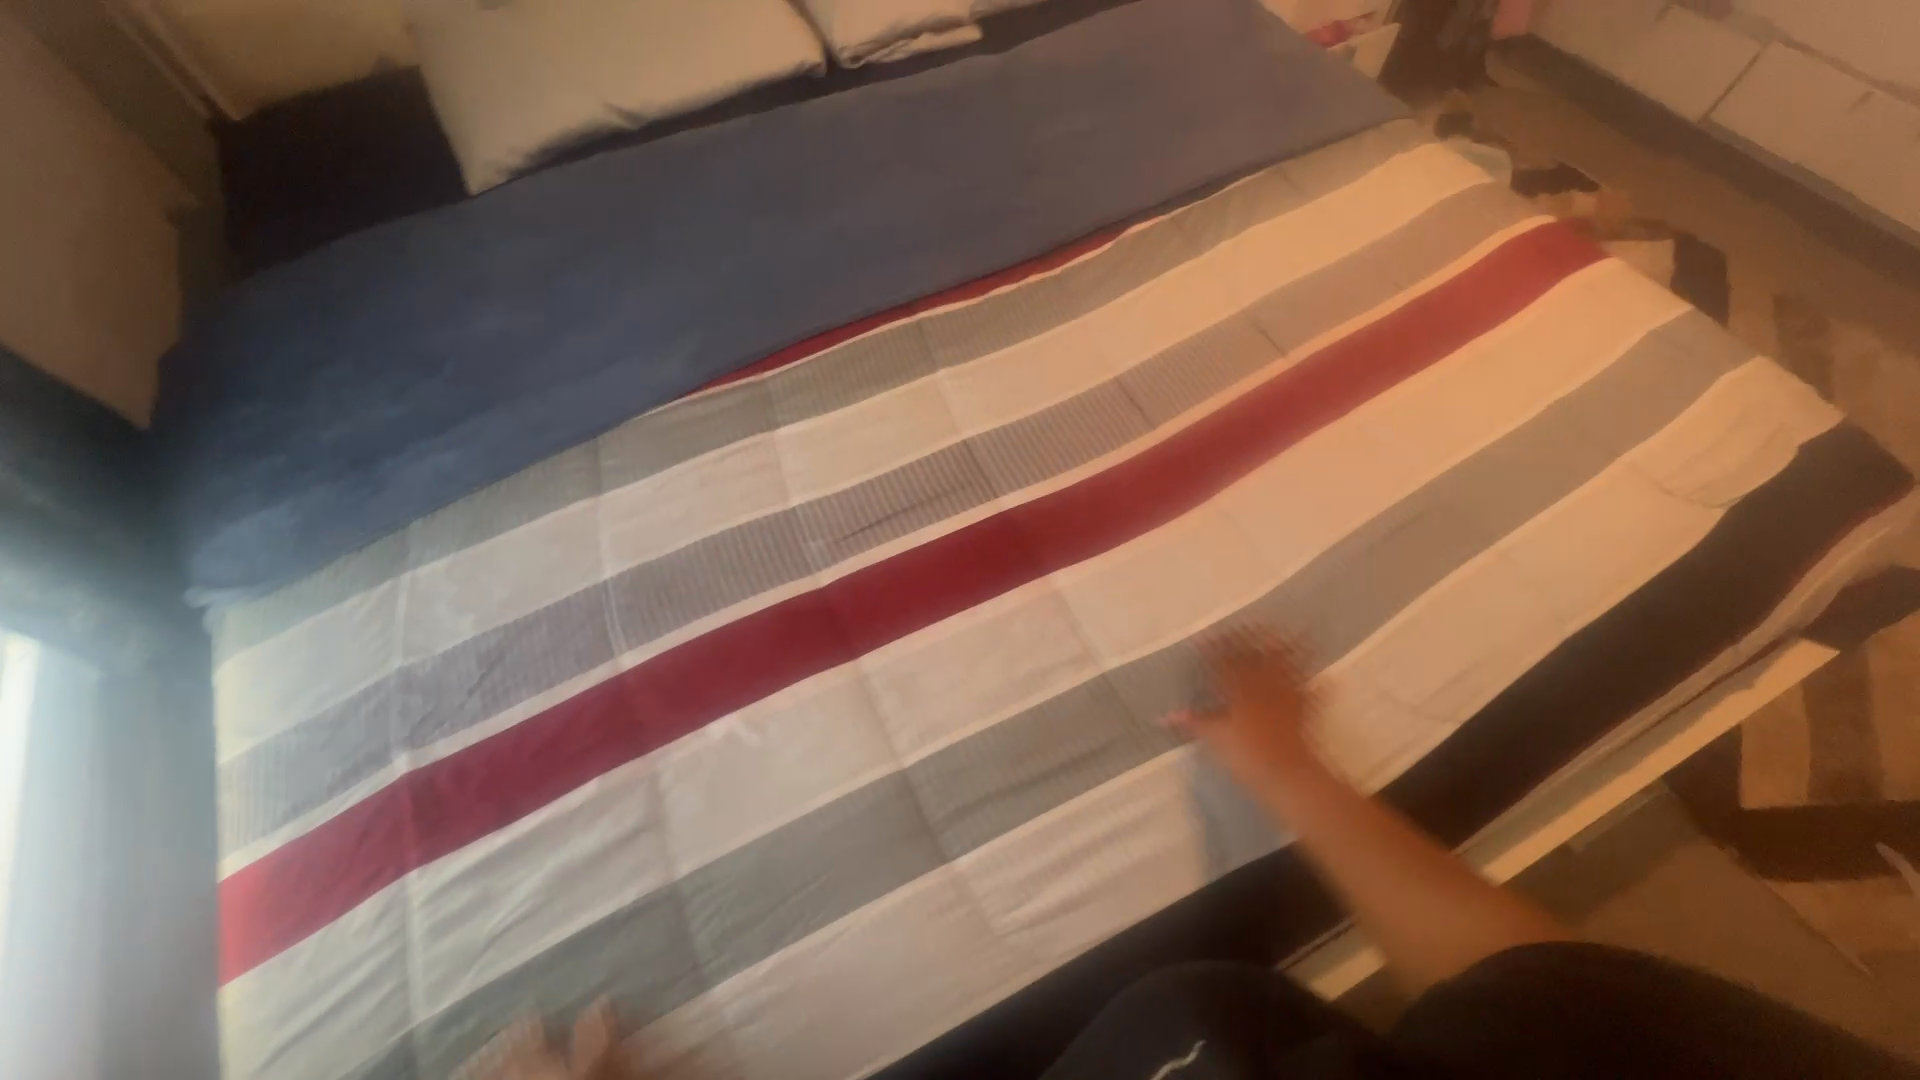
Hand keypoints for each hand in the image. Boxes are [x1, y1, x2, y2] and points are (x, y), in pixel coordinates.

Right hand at [1171, 628, 1324, 790]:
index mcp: (1238, 690)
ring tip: (1287, 633)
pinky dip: (1317, 686)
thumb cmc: (1246, 754)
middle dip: (1248, 639)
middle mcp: (1263, 686)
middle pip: (1255, 657)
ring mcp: (1286, 697)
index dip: (1213, 648)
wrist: (1286, 772)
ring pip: (1286, 667)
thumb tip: (1165, 716)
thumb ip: (1193, 722)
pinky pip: (1311, 694)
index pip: (1223, 663)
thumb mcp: (1214, 737)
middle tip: (1244, 623)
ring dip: (1286, 650)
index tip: (1206, 635)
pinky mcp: (1305, 712)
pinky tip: (1325, 679)